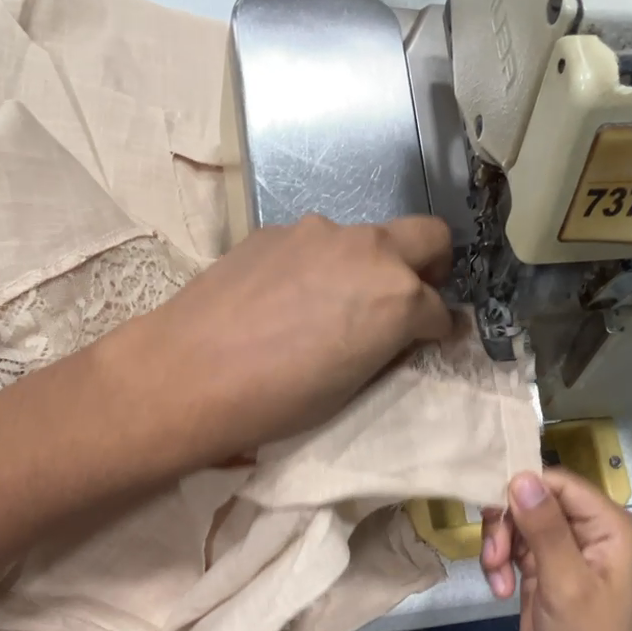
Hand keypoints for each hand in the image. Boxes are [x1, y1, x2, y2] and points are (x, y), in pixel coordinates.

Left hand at [116, 214, 453, 458]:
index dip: (437, 329)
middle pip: (428, 237)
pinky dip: (318, 266)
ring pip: (366, 239)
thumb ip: (385, 347)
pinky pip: (316, 245)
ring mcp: (320, 233)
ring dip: (366, 266)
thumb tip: (398, 336)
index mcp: (398, 297)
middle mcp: (368, 251)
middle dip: (432, 266)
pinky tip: (284, 298)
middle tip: (410, 299)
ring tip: (329, 305)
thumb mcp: (351, 386)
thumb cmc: (280, 399)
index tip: (427, 342)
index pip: (440, 308)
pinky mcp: (276, 231)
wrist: (191, 372)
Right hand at [482, 469, 631, 630]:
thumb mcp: (566, 583)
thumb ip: (544, 528)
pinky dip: (500, 562)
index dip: (524, 489)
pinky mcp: (542, 566)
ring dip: (499, 545)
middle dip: (507, 524)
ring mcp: (564, 547)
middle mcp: (589, 529)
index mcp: (609, 525)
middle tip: (493, 555)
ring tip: (497, 579)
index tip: (491, 509)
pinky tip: (501, 589)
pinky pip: (513, 545)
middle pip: (534, 499)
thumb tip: (522, 476)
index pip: (560, 483)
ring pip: (518, 520)